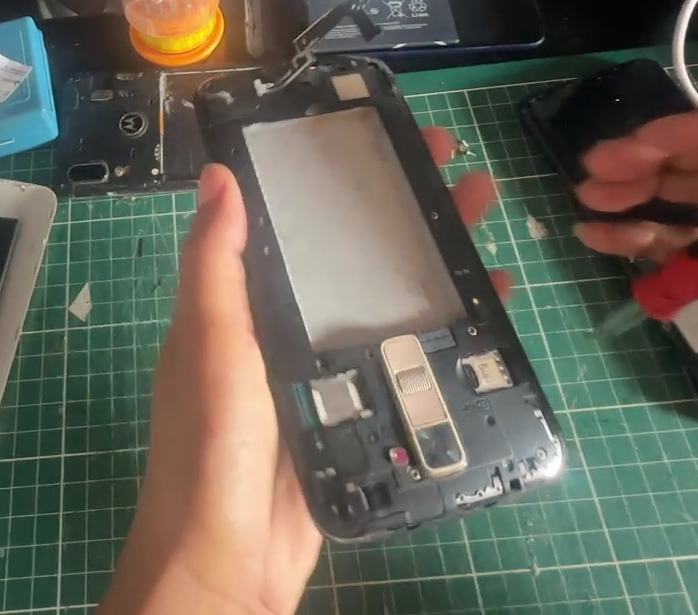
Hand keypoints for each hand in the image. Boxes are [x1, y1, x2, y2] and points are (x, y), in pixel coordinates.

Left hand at [103, 129, 505, 613]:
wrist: (230, 558)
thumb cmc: (209, 437)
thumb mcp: (207, 336)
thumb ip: (215, 260)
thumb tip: (217, 173)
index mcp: (246, 298)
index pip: (297, 220)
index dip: (336, 177)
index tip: (379, 139)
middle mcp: (290, 324)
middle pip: (355, 252)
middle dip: (402, 206)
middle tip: (452, 165)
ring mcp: (331, 367)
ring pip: (390, 297)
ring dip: (434, 256)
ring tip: (479, 214)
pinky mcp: (365, 409)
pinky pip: (411, 356)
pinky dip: (450, 327)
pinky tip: (491, 302)